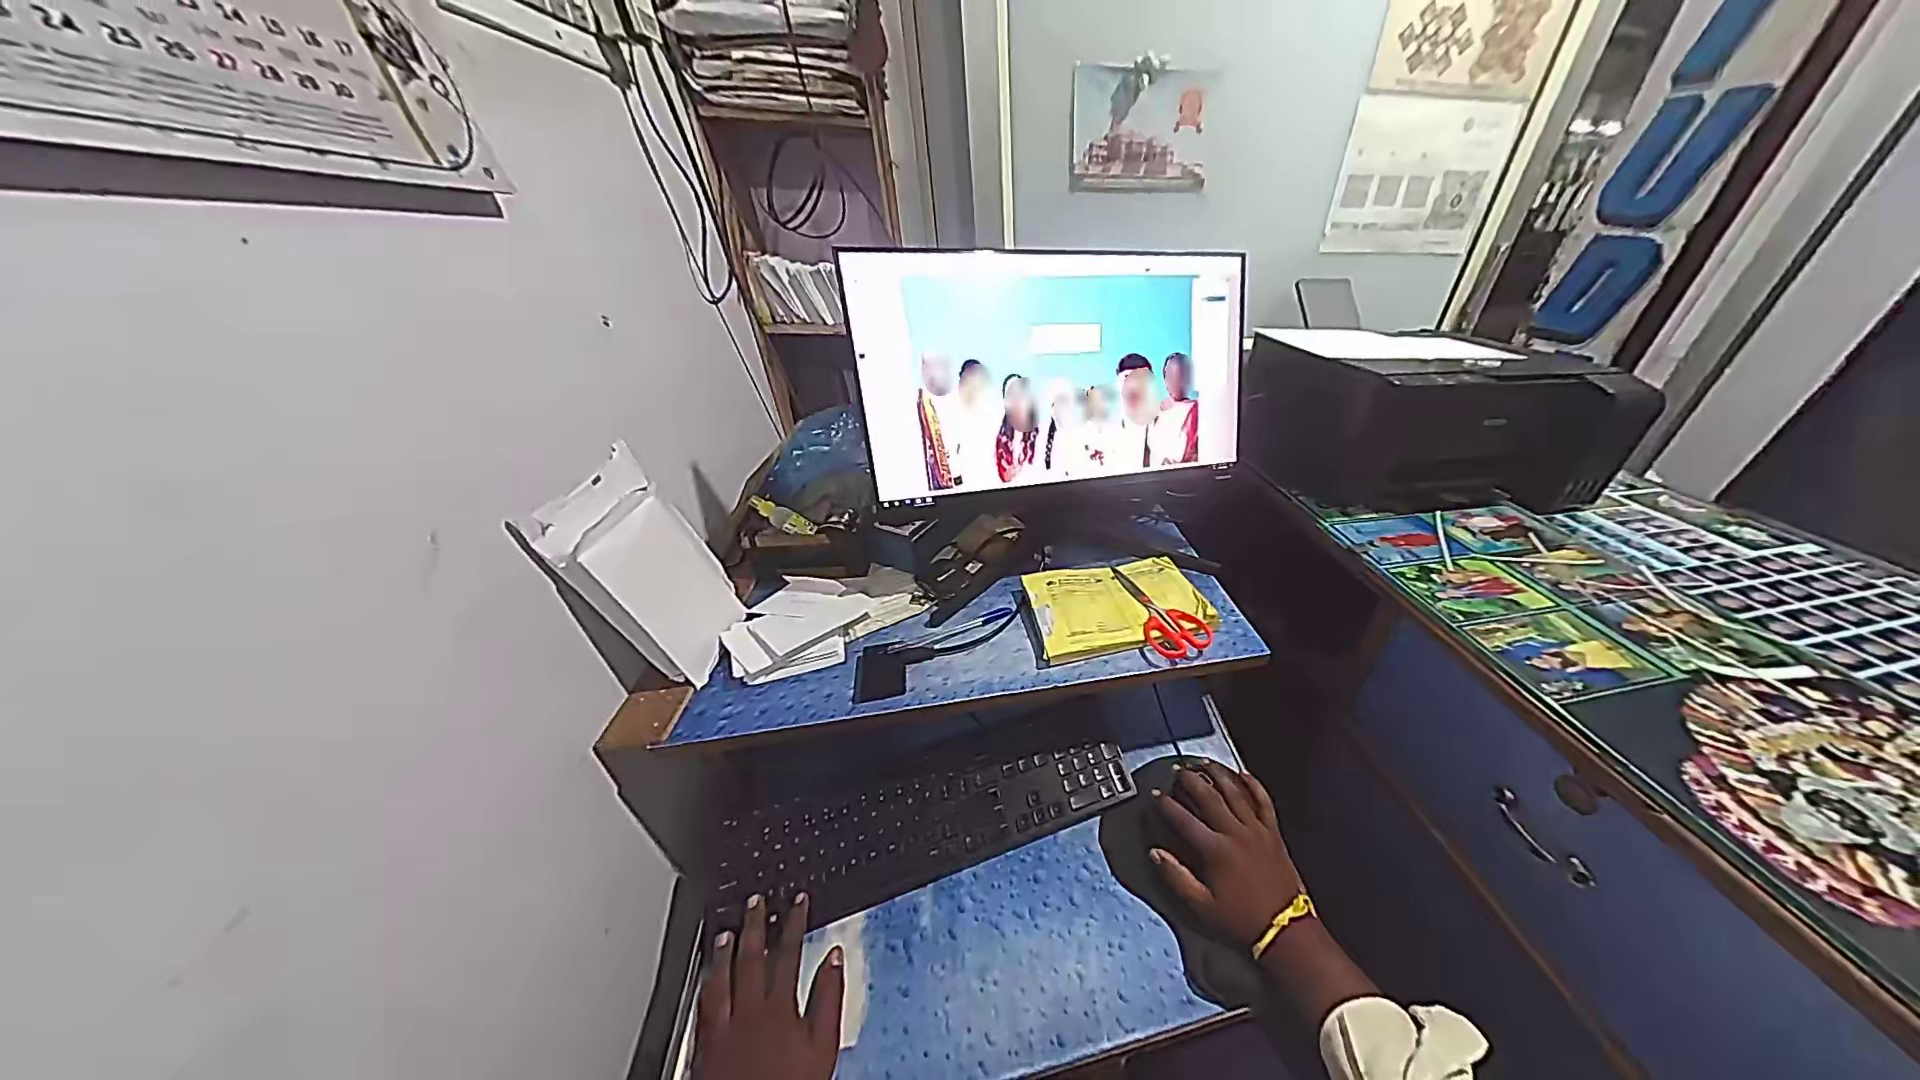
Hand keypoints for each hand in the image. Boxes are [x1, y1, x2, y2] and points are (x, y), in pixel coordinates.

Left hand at [693, 893, 844, 1079]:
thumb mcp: (824, 1046)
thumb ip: (829, 996)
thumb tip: (834, 956)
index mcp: (779, 1007)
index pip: (788, 952)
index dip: (794, 921)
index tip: (797, 901)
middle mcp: (748, 1011)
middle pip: (751, 957)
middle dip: (755, 924)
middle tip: (756, 900)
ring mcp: (723, 1028)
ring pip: (721, 977)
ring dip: (725, 950)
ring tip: (728, 929)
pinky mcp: (704, 1047)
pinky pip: (702, 1004)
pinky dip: (706, 982)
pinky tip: (707, 974)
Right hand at [1150, 761, 1304, 947]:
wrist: (1286, 931)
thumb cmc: (1242, 920)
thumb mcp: (1202, 905)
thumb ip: (1176, 877)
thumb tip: (1155, 853)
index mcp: (1215, 850)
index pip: (1183, 819)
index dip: (1166, 804)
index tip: (1157, 795)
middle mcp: (1235, 834)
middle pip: (1208, 796)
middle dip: (1190, 779)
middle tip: (1178, 770)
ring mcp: (1257, 831)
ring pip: (1234, 792)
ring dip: (1218, 774)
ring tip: (1204, 763)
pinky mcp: (1273, 834)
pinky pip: (1263, 802)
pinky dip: (1254, 785)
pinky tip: (1244, 774)